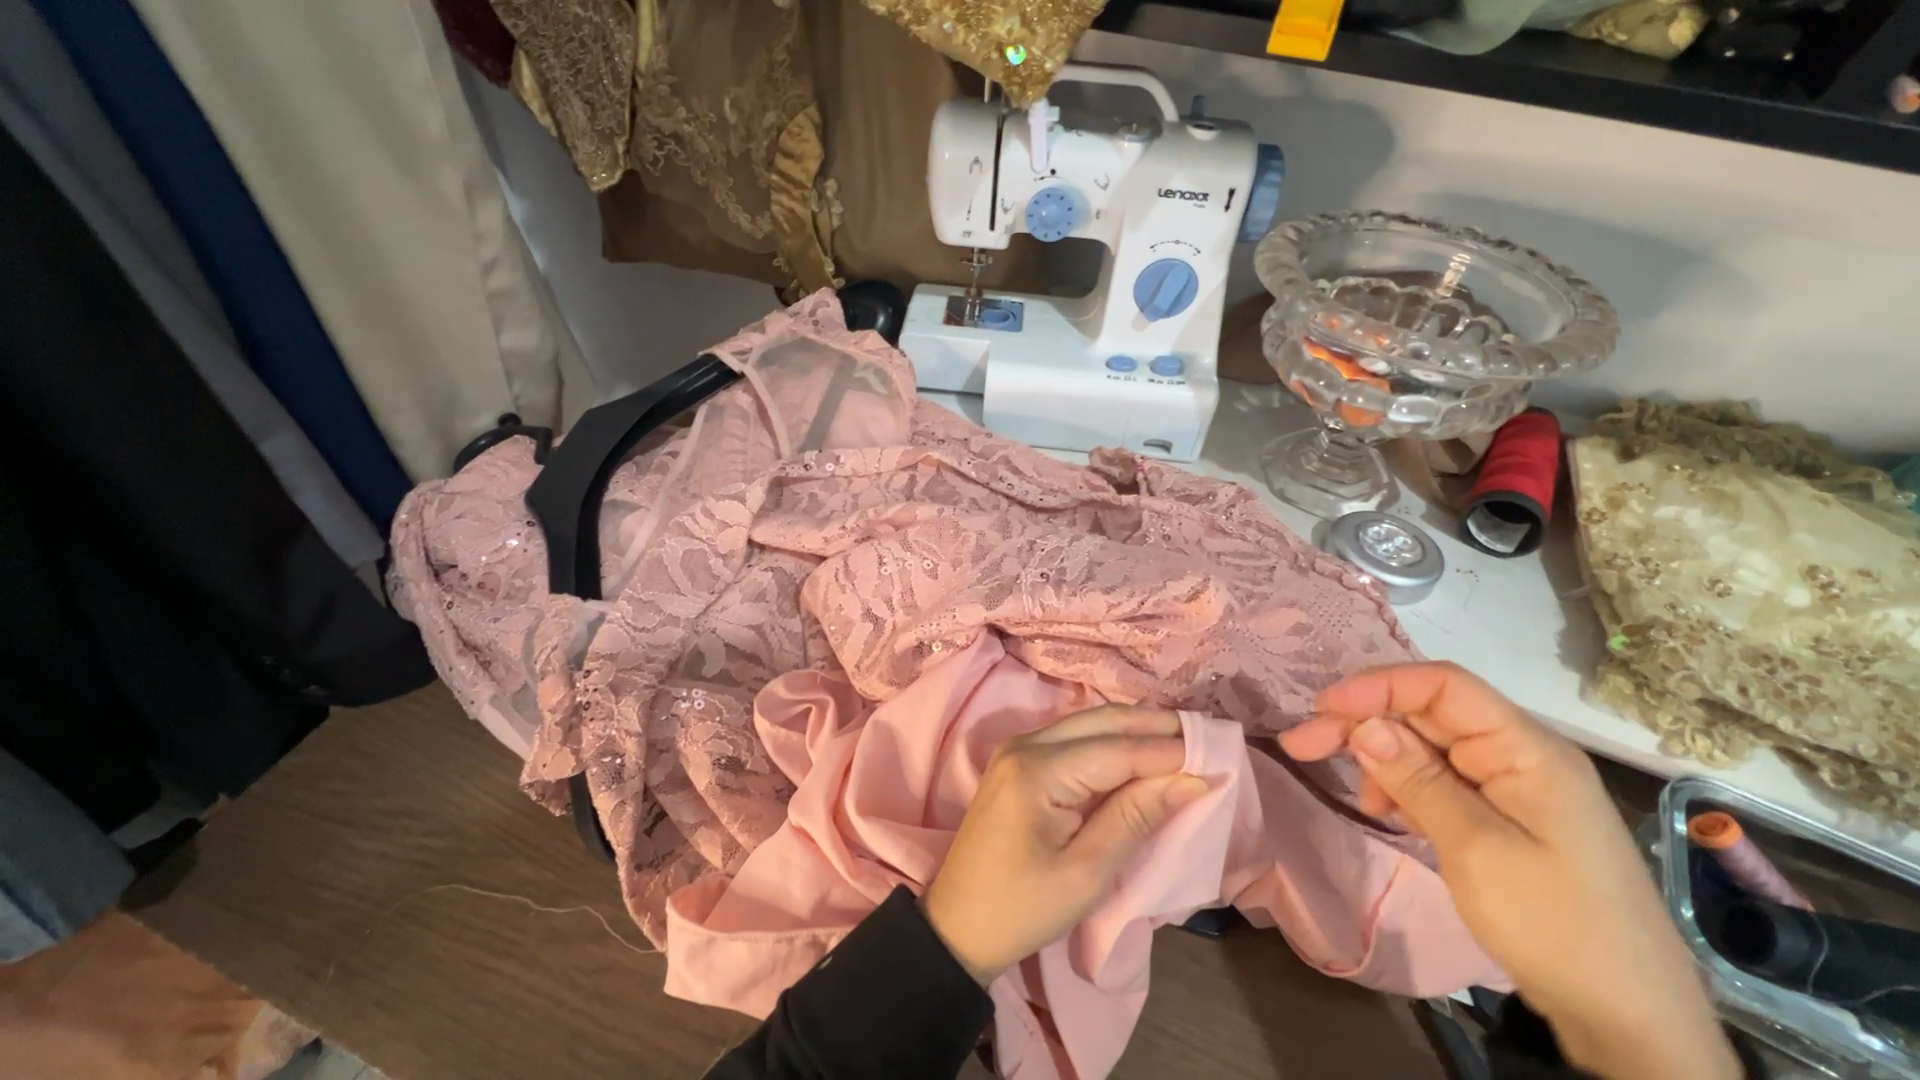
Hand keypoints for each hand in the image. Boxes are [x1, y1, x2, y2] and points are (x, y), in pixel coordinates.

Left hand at [921, 705, 1208, 984]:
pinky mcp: (1019, 762)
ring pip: (1089, 724)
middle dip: (1156, 727)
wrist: (956, 925)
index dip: (1169, 752)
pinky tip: (1141, 754)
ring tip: (1184, 744)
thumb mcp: (1087, 872)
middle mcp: (1025, 745)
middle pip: (1102, 721)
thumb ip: (1137, 817)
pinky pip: (1074, 738)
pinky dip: (1112, 742)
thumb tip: (1192, 779)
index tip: (1219, 755)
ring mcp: (1018, 749)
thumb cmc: (1022, 908)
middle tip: (1207, 738)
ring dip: (1135, 730)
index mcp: (1037, 771)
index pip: (1118, 750)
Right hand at [1280, 663, 1739, 1079]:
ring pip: (1432, 748)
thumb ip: (1417, 780)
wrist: (1631, 1016)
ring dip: (1384, 758)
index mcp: (1526, 749)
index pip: (1444, 686)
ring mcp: (1516, 788)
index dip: (1378, 686)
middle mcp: (1521, 755)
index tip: (1320, 707)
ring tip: (1358, 798)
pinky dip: (1406, 789)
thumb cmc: (1555, 924)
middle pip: (1431, 714)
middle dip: (1365, 721)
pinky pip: (1445, 782)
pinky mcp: (1508, 819)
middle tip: (1301, 745)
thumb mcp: (1475, 849)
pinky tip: (1389, 813)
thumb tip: (1363, 725)